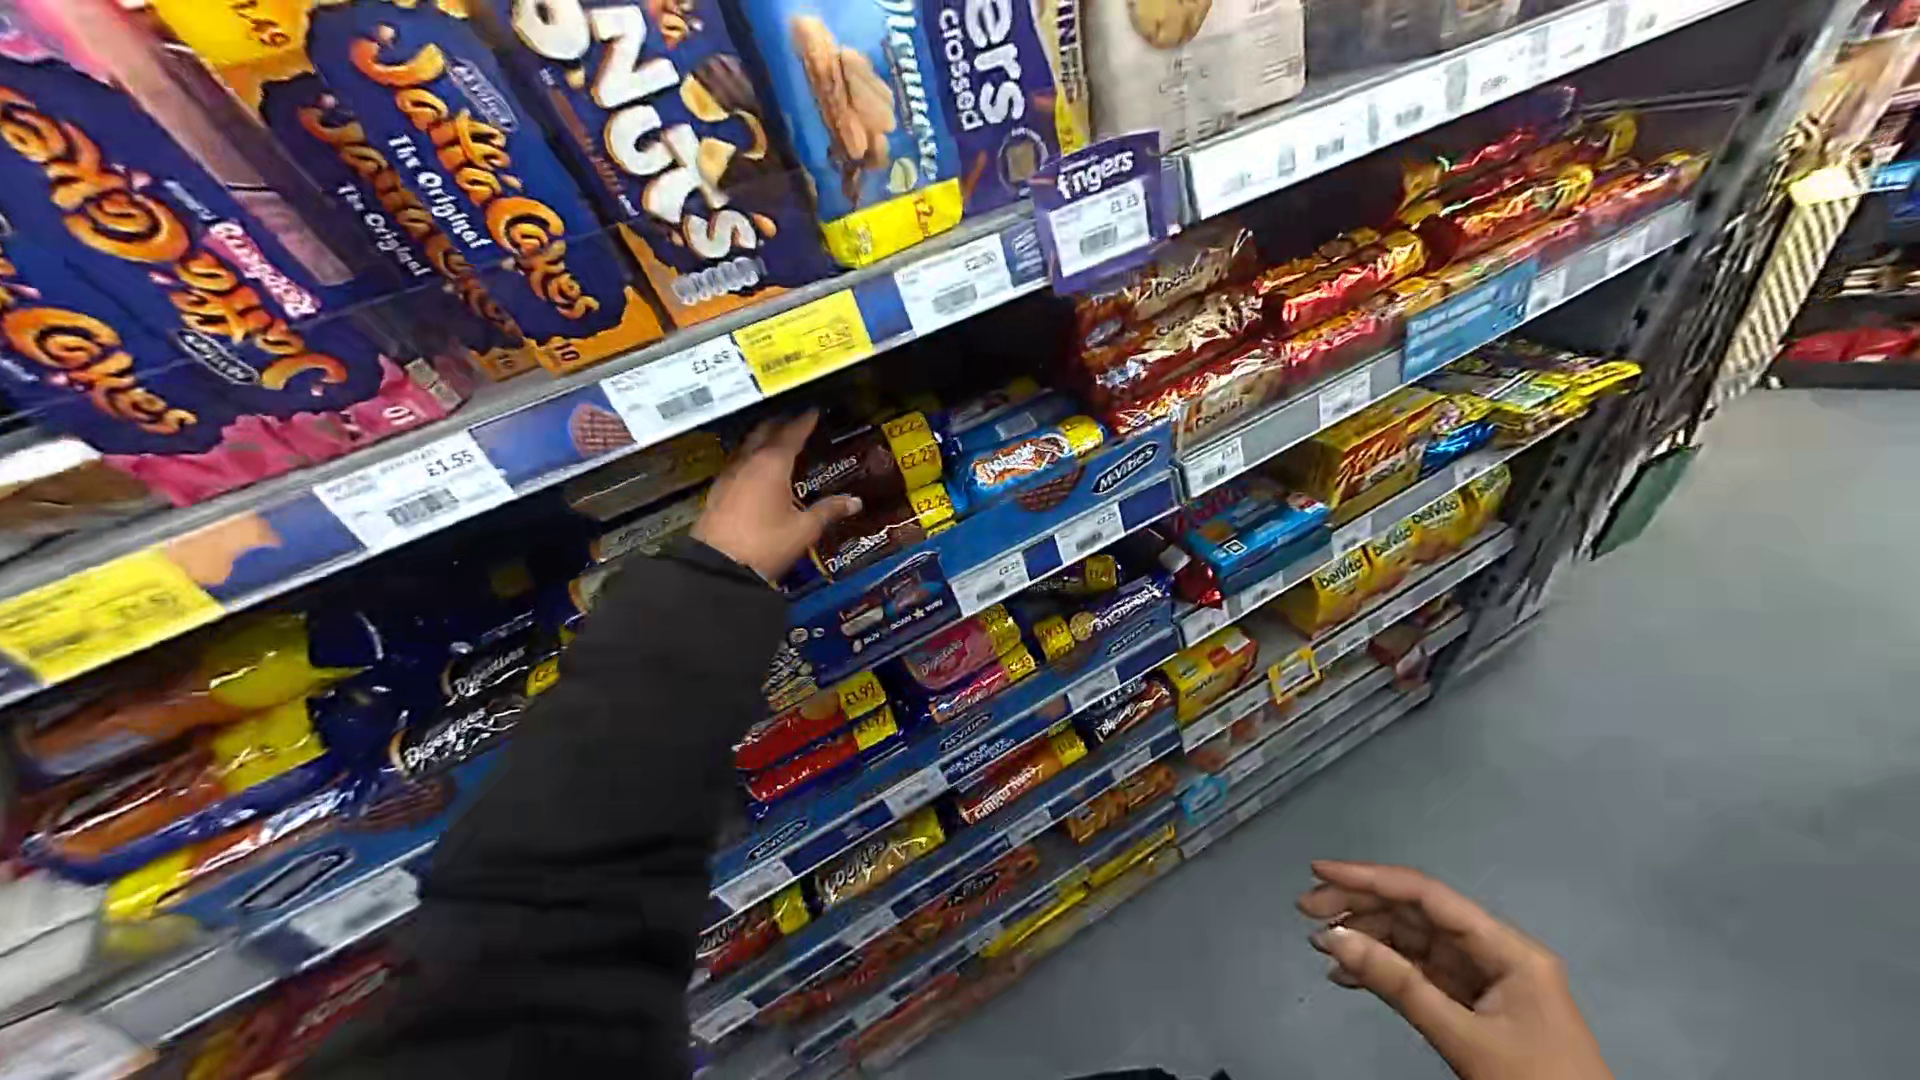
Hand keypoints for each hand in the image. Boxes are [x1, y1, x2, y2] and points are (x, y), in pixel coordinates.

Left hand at [692, 411, 860, 581]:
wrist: (718, 567)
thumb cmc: (765, 544)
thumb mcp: (804, 529)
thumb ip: (829, 511)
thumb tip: (854, 502)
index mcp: (772, 465)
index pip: (791, 433)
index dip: (805, 422)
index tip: (814, 412)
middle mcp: (748, 463)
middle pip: (764, 432)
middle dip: (780, 424)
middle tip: (795, 421)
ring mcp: (729, 476)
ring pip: (748, 446)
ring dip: (763, 439)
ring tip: (777, 442)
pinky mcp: (718, 492)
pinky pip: (738, 463)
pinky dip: (751, 458)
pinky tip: (758, 471)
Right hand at [1297, 861, 1611, 1079]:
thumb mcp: (1466, 1038)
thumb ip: (1398, 985)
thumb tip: (1333, 938)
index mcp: (1507, 948)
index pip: (1425, 895)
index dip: (1369, 877)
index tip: (1320, 871)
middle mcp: (1492, 952)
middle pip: (1412, 913)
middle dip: (1356, 907)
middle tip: (1306, 909)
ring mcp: (1480, 978)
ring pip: (1407, 940)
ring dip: (1361, 940)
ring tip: (1320, 946)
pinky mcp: (1469, 1004)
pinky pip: (1413, 972)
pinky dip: (1377, 970)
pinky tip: (1345, 975)